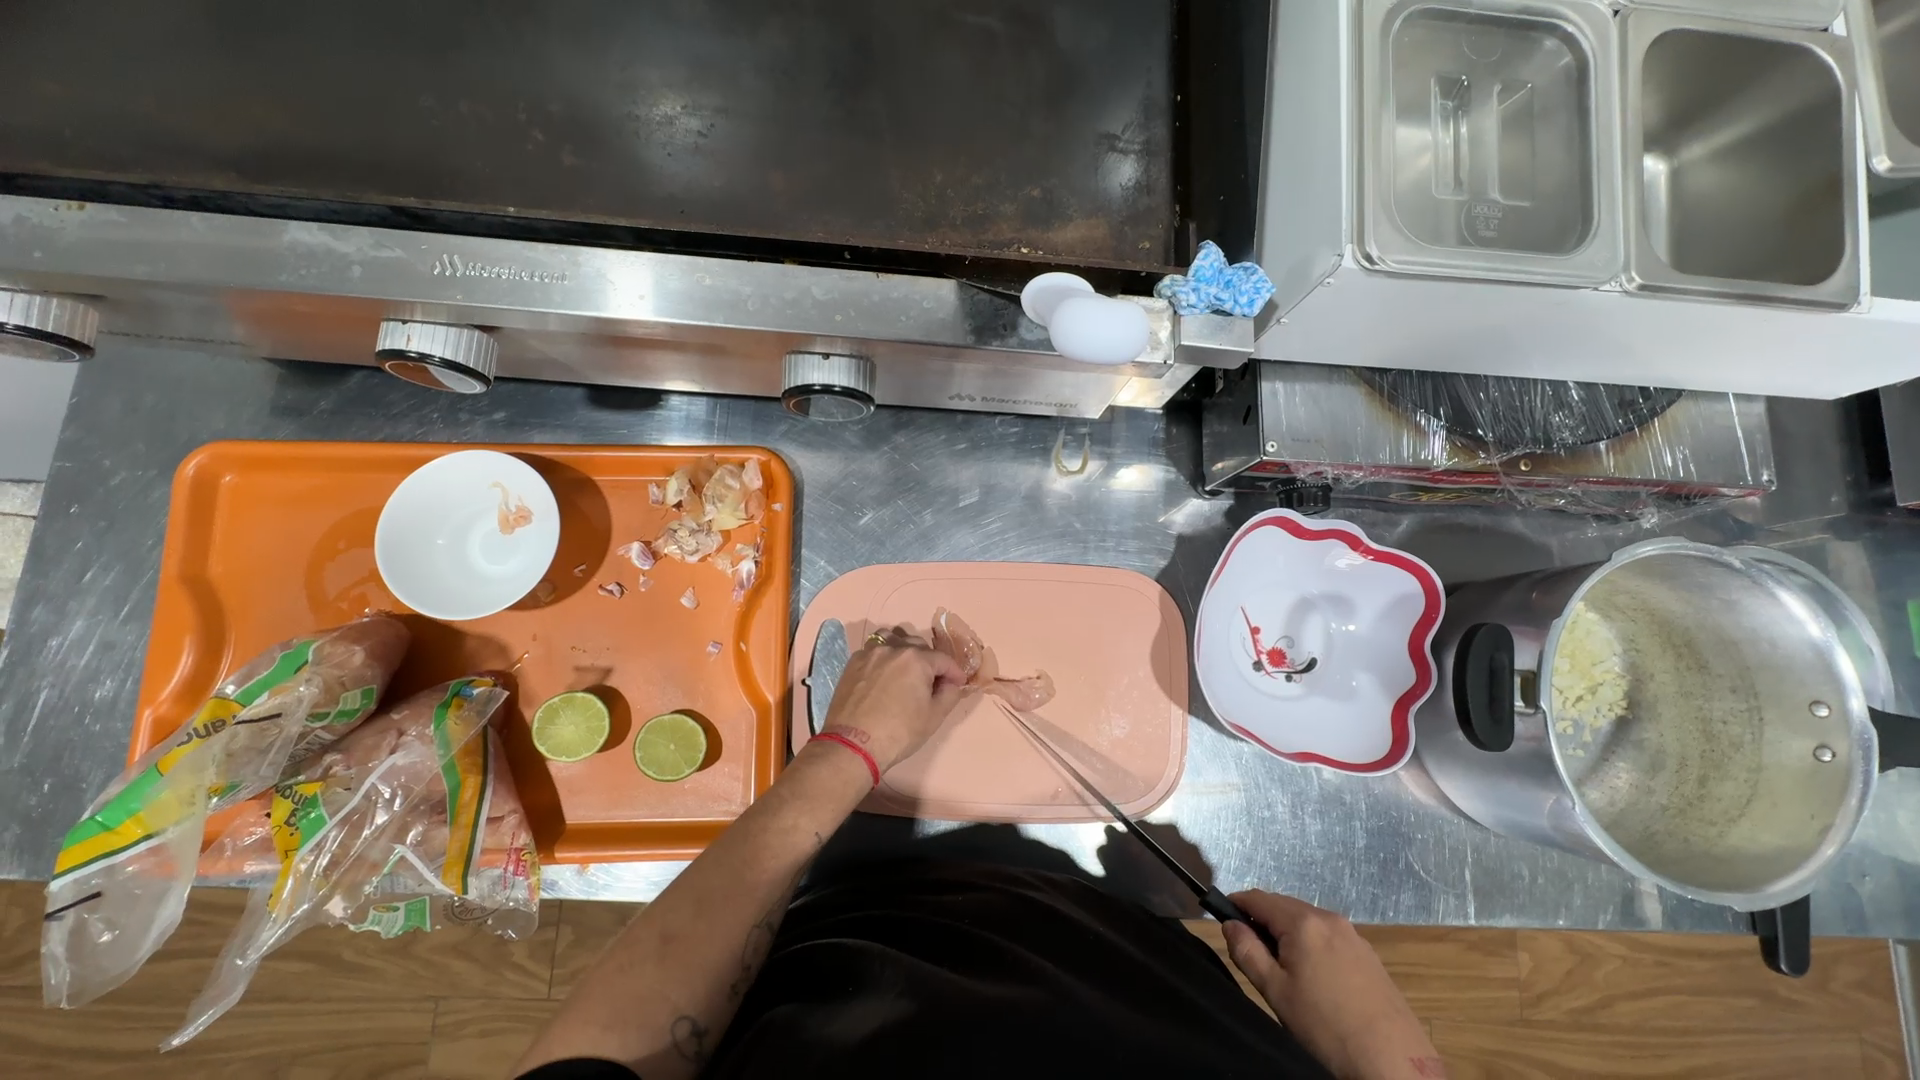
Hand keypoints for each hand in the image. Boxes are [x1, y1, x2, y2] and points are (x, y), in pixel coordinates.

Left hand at [818, 627, 969, 772]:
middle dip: (930, 661)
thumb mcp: (934, 717)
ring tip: (905, 670)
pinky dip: (883, 657)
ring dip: (904, 650)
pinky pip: (873, 651)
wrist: (854, 745)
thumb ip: (949, 694)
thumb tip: (951, 683)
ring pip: (892, 639)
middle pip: (918, 645)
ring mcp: (869, 654)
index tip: (958, 684)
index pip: (943, 659)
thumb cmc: (899, 733)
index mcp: (916, 659)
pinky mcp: (852, 664)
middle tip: (932, 682)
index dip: (955, 672)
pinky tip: (883, 675)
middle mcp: (893, 648)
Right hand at [1222, 891, 1443, 1079]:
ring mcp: (1354, 935)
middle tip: (1251, 953)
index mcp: (1303, 922)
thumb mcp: (1275, 991)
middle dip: (1262, 920)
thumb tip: (1229, 924)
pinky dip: (1311, 944)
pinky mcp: (1369, 954)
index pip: (1258, 898)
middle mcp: (1329, 918)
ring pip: (1307, 921)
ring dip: (1287, 933)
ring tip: (1283, 971)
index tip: (1222, 922)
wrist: (1393, 1063)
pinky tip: (1314, 979)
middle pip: (1283, 905)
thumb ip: (1246, 951)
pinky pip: (1328, 936)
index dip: (1235, 904)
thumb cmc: (1325, 1027)